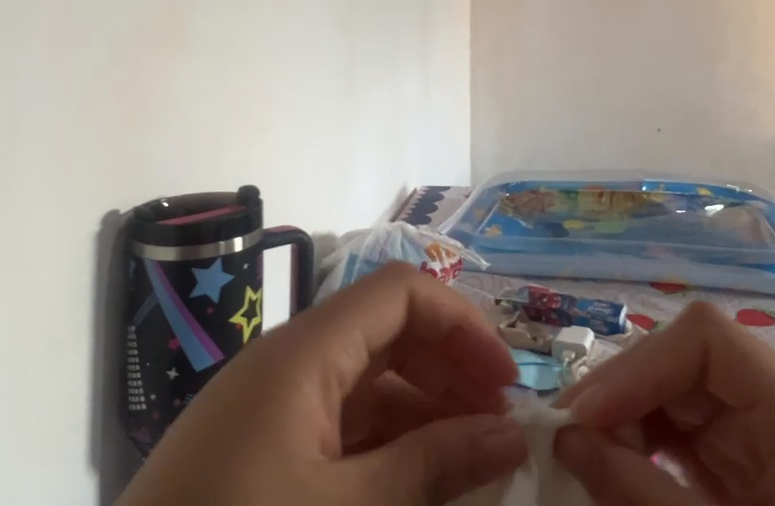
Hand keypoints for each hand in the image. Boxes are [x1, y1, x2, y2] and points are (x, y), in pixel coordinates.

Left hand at [118, 263, 528, 505]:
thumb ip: (433, 467)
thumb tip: (513, 433)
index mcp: (305, 351)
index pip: (399, 292)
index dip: (461, 324)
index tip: (505, 382)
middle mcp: (289, 361)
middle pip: (387, 331)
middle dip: (449, 369)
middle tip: (497, 428)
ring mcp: (272, 404)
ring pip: (367, 381)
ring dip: (423, 411)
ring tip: (469, 462)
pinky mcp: (260, 446)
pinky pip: (340, 423)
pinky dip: (385, 444)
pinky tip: (416, 483)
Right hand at [553, 301, 774, 505]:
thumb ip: (645, 495)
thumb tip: (566, 440)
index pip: (706, 337)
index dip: (637, 365)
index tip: (584, 417)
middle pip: (687, 359)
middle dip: (623, 392)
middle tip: (569, 442)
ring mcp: (770, 436)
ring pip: (680, 393)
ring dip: (627, 419)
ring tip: (586, 460)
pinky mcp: (754, 467)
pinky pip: (689, 434)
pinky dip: (647, 447)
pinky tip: (619, 472)